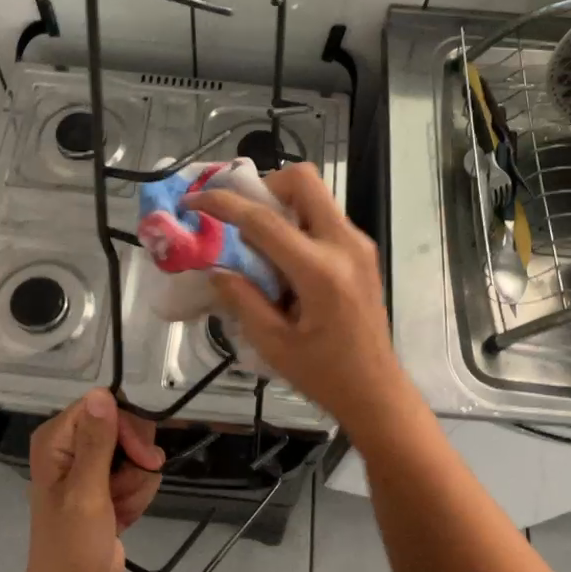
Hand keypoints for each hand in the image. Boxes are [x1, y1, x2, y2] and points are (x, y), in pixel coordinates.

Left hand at [23, 389, 163, 571]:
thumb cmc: (72, 547)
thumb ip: (96, 443)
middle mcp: (73, 444)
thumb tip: (101, 393)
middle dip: (134, 462)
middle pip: (126, 425)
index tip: (140, 457)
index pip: (105, 406)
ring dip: (135, 485)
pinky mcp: (109, 484)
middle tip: (122, 490)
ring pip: (139, 452)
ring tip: (116, 510)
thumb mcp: (85, 493)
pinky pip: (140, 474)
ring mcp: (92, 465)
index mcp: (57, 438)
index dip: (128, 430)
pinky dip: (135, 497)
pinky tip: (120, 516)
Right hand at [185, 163, 413, 429]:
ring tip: (259, 244)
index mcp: (320, 271)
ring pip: (316, 195)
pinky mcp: (362, 252)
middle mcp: (345, 245)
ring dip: (282, 206)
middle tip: (242, 218)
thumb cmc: (325, 374)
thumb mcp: (273, 343)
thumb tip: (217, 268)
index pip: (264, 220)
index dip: (224, 204)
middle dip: (265, 186)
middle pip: (304, 180)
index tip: (194, 200)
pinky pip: (324, 217)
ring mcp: (359, 245)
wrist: (377, 391)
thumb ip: (242, 299)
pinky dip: (298, 223)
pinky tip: (283, 261)